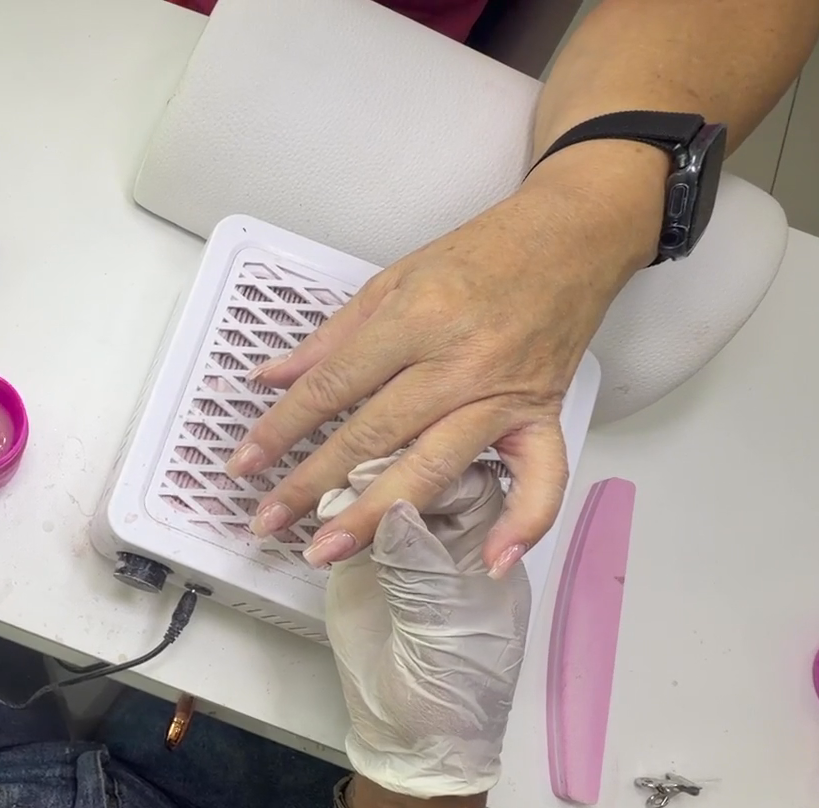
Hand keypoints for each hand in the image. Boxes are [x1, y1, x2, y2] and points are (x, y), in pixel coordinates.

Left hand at [230, 145, 664, 575]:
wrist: (575, 234)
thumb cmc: (475, 257)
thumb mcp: (389, 284)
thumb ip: (327, 340)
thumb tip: (269, 378)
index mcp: (414, 321)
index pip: (331, 387)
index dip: (281, 429)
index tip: (243, 465)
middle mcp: (458, 363)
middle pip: (373, 436)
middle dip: (312, 484)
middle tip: (268, 522)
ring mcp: (504, 395)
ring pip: (435, 464)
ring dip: (379, 515)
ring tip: (329, 550)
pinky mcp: (544, 415)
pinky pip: (543, 477)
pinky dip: (526, 522)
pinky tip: (493, 562)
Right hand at [321, 458, 529, 798]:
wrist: (410, 740)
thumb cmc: (451, 696)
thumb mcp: (444, 640)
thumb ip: (423, 575)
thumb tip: (397, 508)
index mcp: (485, 555)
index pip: (470, 488)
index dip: (434, 469)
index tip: (394, 470)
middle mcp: (444, 544)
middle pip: (419, 481)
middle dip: (383, 472)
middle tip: (347, 475)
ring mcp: (399, 554)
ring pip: (376, 499)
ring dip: (348, 490)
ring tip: (319, 492)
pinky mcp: (360, 568)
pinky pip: (344, 529)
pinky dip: (325, 516)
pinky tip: (306, 513)